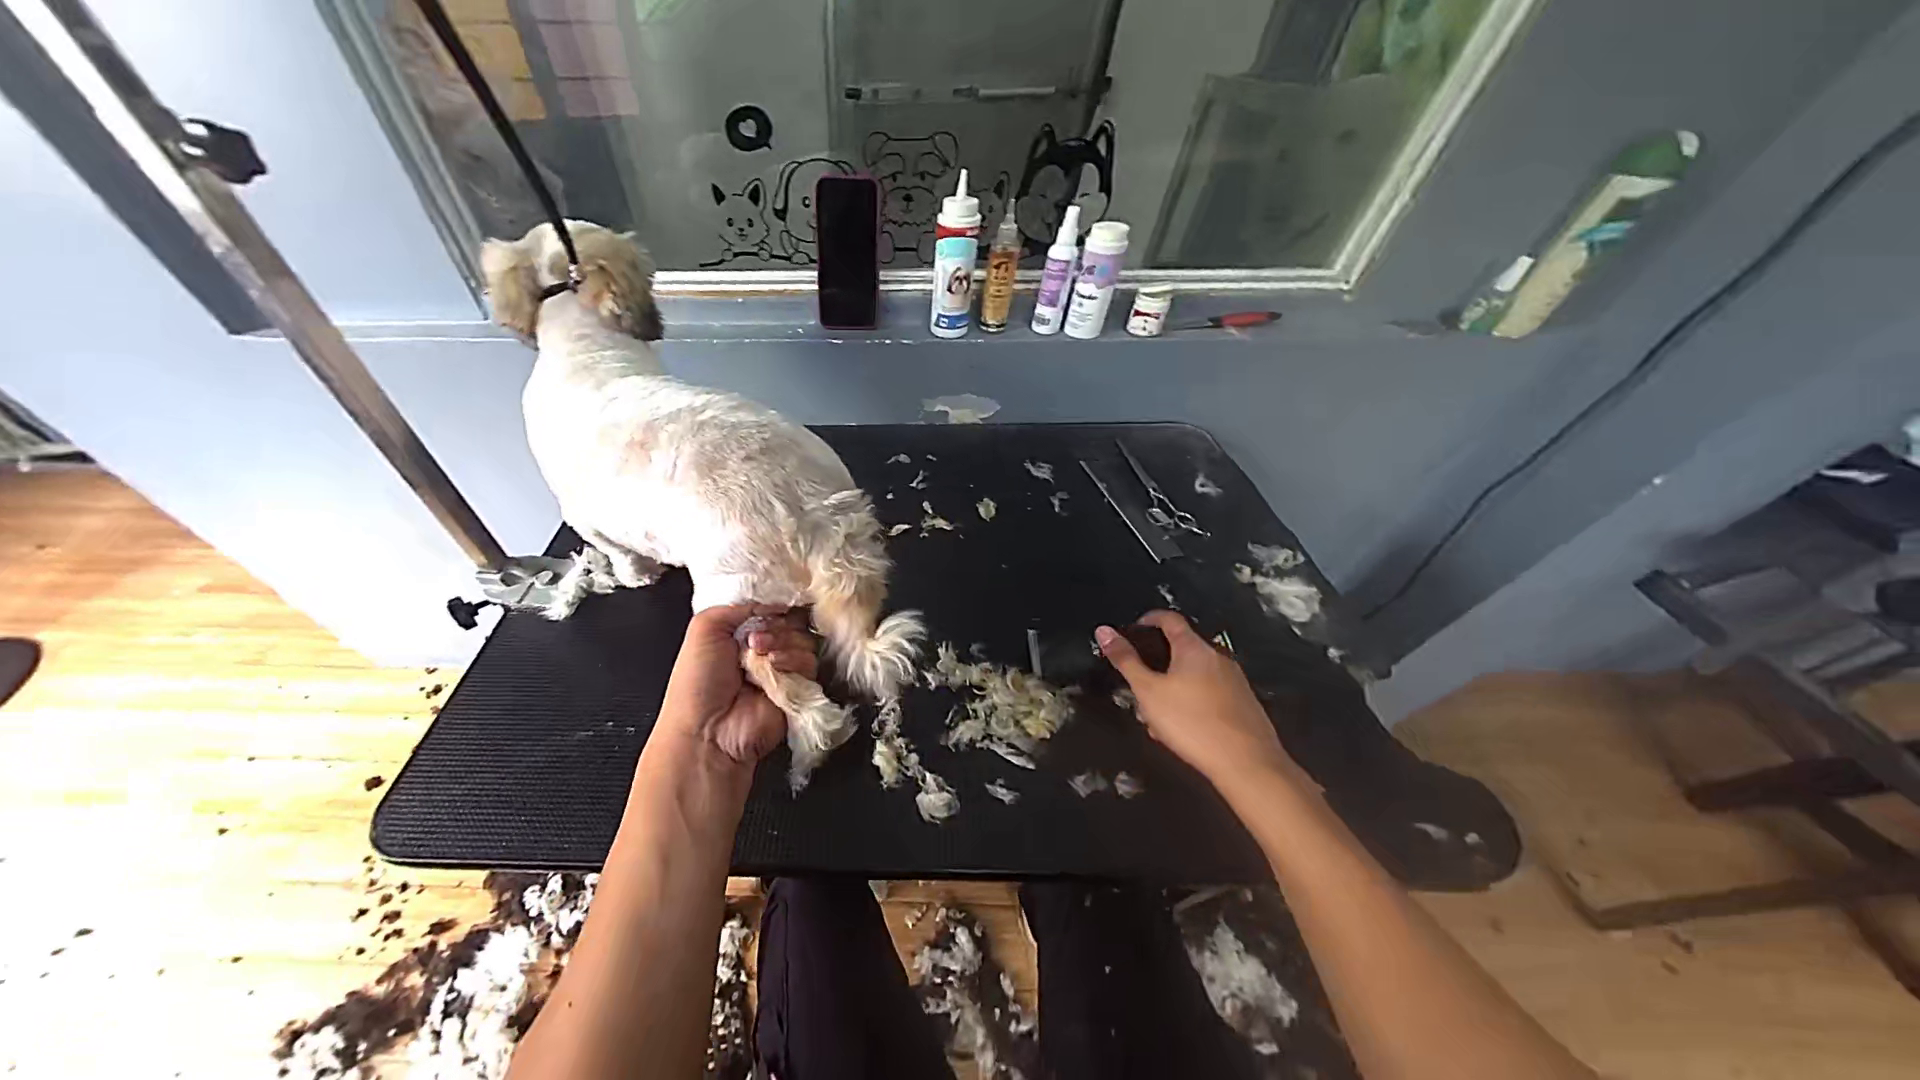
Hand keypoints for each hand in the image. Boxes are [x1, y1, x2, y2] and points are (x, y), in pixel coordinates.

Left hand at [657, 604, 816, 773]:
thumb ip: (739, 604)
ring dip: (783, 644)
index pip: (773, 608)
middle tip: (753, 642)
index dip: (774, 605)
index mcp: (742, 633)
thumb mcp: (705, 627)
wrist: (707, 730)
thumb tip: (774, 603)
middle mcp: (765, 649)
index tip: (767, 610)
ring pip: (804, 640)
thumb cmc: (697, 682)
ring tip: (759, 659)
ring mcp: (783, 669)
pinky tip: (773, 671)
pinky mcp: (799, 688)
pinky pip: (810, 664)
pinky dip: (793, 662)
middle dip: (775, 627)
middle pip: (792, 622)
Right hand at [1096, 611, 1310, 797]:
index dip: (1149, 619)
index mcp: (1193, 648)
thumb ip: (1125, 660)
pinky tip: (1183, 728)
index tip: (1135, 628)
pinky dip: (1193, 701)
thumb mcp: (1147, 691)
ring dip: (1174, 686)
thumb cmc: (1192, 722)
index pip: (1169, 619)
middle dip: (1158, 664)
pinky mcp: (1244, 704)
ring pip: (1195, 675)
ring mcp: (1235, 680)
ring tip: (1158, 714)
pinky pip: (1211, 693)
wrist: (1246, 762)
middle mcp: (1218, 657)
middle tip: (1140, 683)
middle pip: (1182, 649)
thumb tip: (1104, 631)